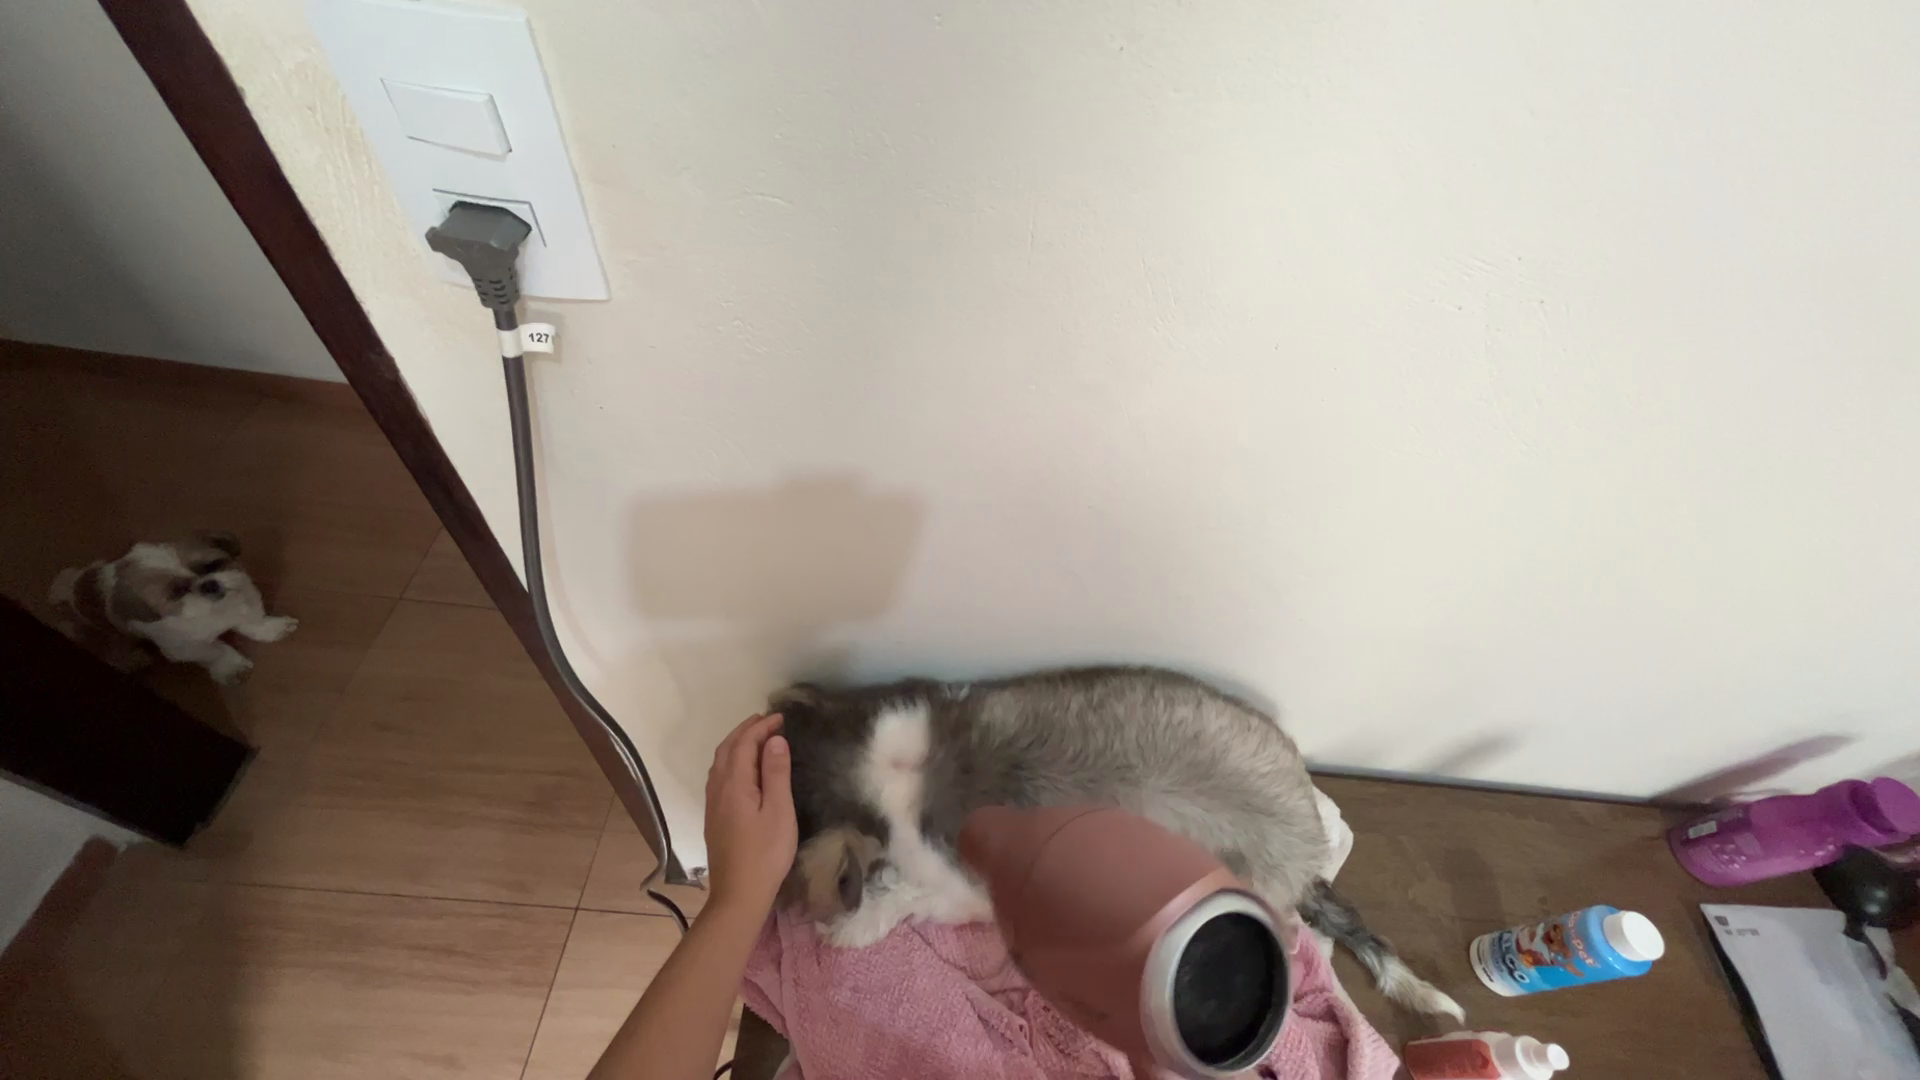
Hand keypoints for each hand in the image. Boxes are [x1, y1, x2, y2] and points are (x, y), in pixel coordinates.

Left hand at [703, 713, 796, 918]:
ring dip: (736, 744)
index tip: (781, 717)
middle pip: (726, 750)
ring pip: (720, 763)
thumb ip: (776, 773)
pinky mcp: (715, 818)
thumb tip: (775, 740)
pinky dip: (732, 761)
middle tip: (766, 720)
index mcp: (734, 785)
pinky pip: (719, 776)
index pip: (744, 744)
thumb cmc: (765, 853)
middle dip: (745, 731)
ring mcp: (713, 805)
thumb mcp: (779, 811)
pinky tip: (744, 770)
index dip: (760, 727)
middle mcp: (718, 790)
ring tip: (756, 738)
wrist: (738, 895)